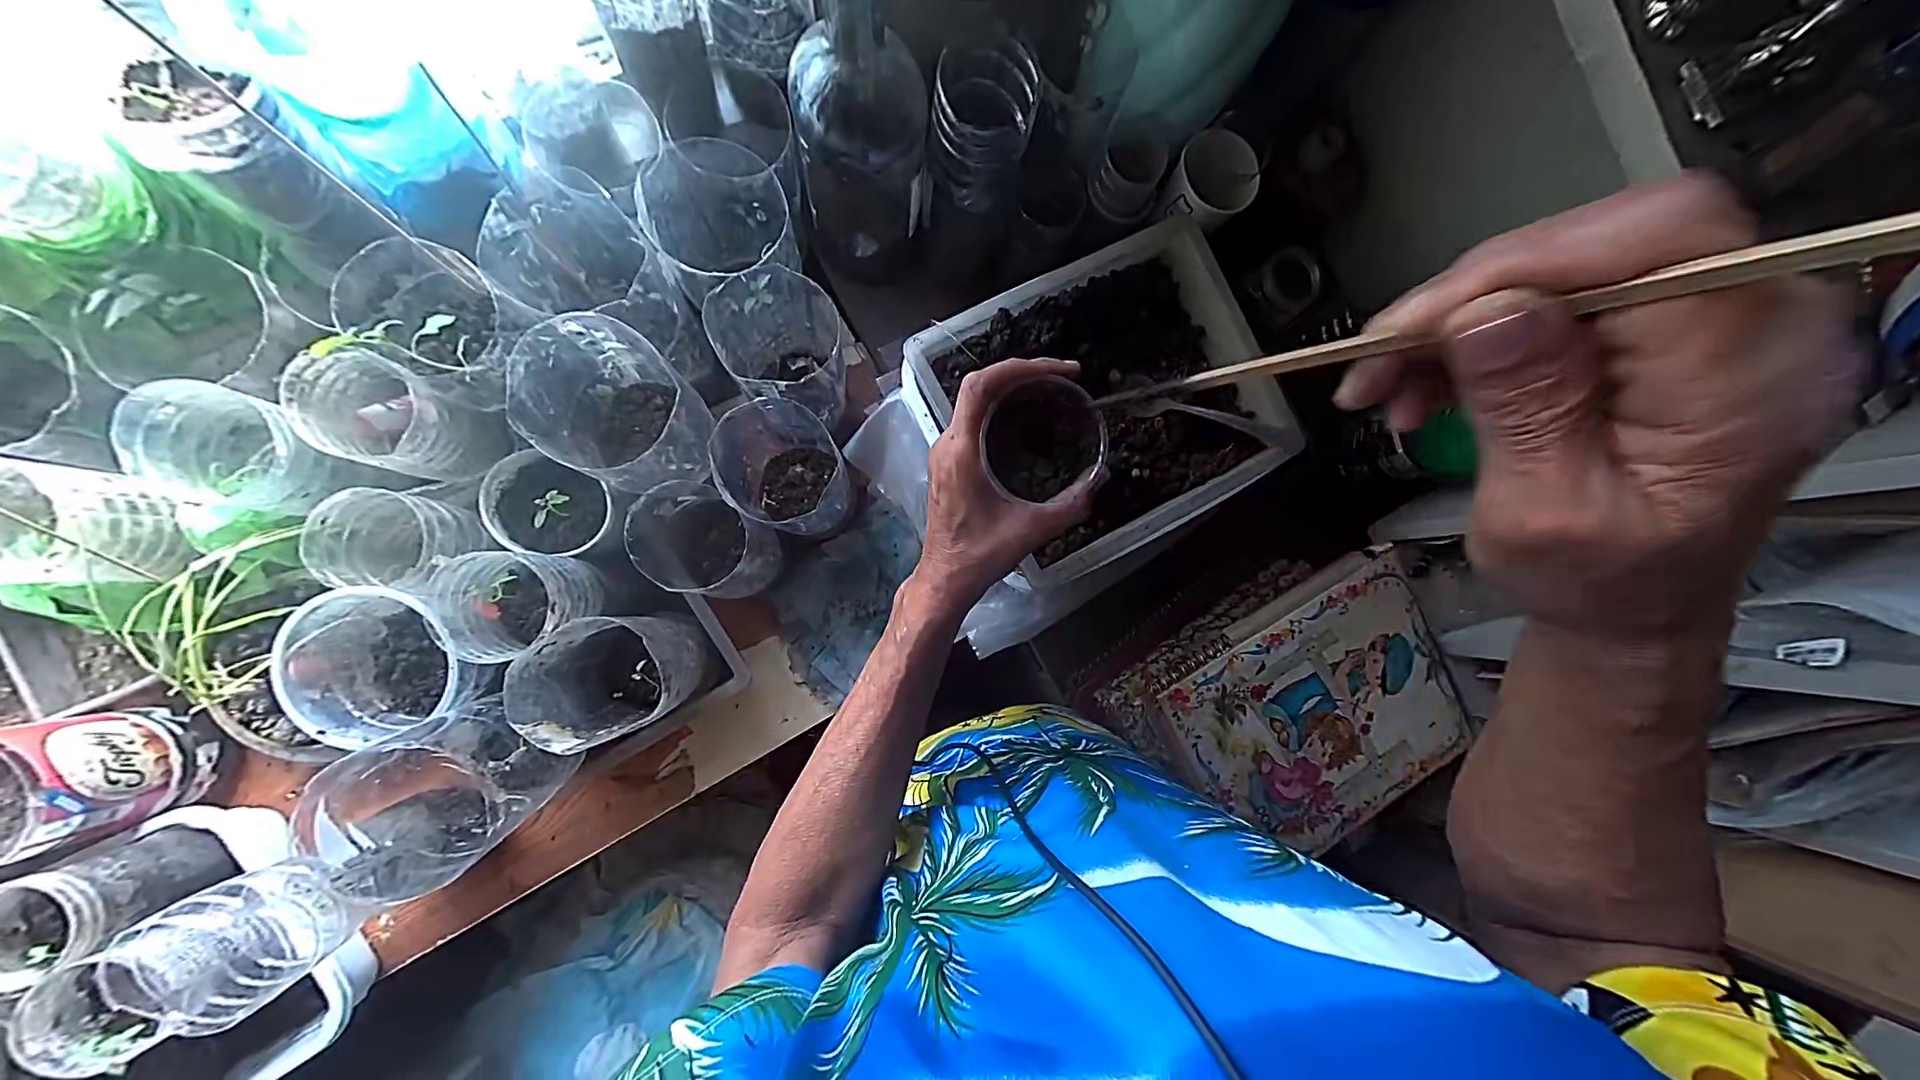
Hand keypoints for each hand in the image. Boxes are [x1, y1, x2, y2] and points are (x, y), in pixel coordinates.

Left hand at [911, 358, 1104, 610]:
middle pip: (978, 386)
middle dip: (1020, 371)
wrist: (946, 577)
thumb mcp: (1032, 530)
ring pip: (973, 400)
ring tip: (1047, 387)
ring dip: (1009, 387)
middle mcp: (947, 444)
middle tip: (1061, 375)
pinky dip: (999, 406)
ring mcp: (944, 452)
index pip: (980, 386)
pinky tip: (1024, 415)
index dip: (1019, 367)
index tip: (1057, 371)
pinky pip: (971, 418)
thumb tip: (1101, 478)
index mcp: (961, 452)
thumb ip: (1072, 505)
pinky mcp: (948, 462)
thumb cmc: (979, 556)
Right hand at [1336, 173, 1860, 638]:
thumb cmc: (1593, 582)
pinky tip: (1418, 388)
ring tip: (1383, 388)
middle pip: (1594, 247)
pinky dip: (1463, 340)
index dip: (1524, 264)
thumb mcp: (1544, 513)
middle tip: (1377, 360)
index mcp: (1745, 372)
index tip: (1417, 326)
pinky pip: (1539, 304)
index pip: (1654, 244)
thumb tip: (1484, 311)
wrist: (1626, 606)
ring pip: (1551, 271)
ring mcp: (1693, 323)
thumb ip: (1525, 410)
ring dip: (1448, 326)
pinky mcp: (1642, 334)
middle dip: (1465, 300)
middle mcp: (1746, 322)